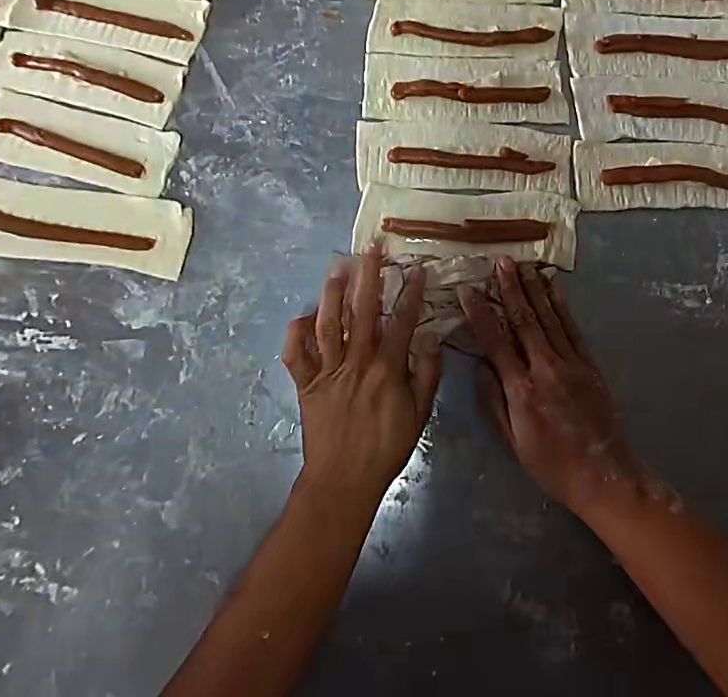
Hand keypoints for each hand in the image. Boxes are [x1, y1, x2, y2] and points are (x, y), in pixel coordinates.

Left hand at [281, 244, 441, 505]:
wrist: (343, 479)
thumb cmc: (386, 447)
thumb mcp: (420, 414)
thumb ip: (428, 373)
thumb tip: (431, 338)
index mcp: (388, 368)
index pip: (402, 320)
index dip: (411, 291)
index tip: (416, 267)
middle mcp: (357, 361)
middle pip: (363, 310)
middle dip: (368, 275)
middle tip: (371, 248)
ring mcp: (328, 371)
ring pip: (329, 324)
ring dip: (332, 293)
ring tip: (337, 268)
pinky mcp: (306, 384)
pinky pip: (296, 354)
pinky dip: (296, 333)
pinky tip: (304, 315)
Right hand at [460, 258, 647, 516]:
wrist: (604, 475)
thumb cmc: (552, 465)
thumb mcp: (512, 441)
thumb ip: (493, 401)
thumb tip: (480, 365)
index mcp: (522, 389)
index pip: (495, 341)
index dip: (479, 313)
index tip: (467, 290)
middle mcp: (546, 368)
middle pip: (524, 320)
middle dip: (510, 288)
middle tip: (500, 261)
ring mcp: (571, 363)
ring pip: (549, 317)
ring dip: (535, 289)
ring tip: (524, 265)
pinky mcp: (590, 363)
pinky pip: (572, 328)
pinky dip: (561, 306)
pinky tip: (554, 289)